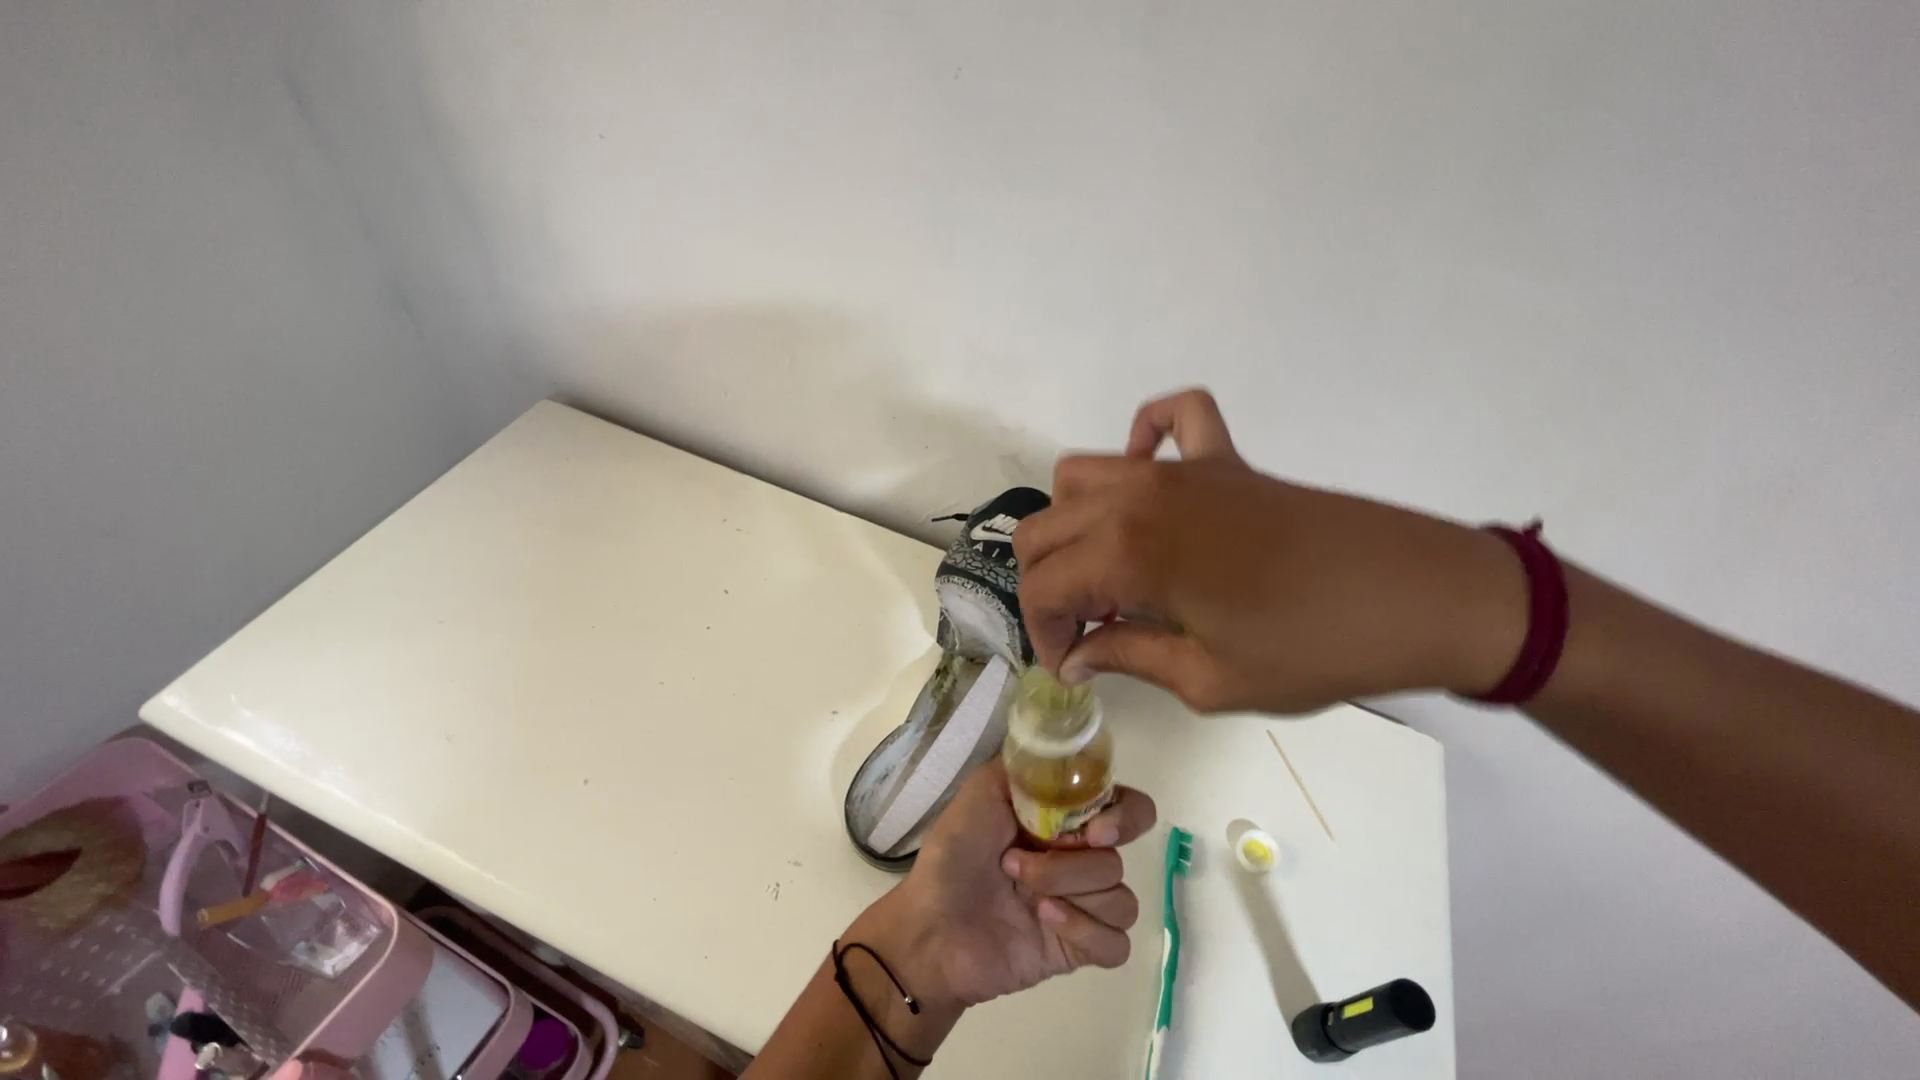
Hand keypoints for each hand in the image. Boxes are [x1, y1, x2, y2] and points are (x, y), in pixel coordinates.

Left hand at [851, 762, 1156, 1010]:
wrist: (929, 928)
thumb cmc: (952, 856)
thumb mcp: (982, 792)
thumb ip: (1027, 770)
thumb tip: (1065, 759)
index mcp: (1064, 822)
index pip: (1130, 810)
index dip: (1126, 817)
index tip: (1094, 829)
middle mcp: (1078, 861)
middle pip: (1117, 859)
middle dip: (1073, 863)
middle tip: (1029, 858)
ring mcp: (1081, 907)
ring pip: (1121, 900)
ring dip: (1070, 892)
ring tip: (1026, 896)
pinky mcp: (1078, 951)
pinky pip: (1115, 944)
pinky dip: (1085, 931)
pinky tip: (1045, 921)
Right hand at [1014, 388, 1528, 713]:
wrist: (1421, 599)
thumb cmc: (1313, 651)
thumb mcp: (1209, 679)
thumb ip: (1128, 657)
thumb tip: (1078, 656)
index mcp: (1130, 553)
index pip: (1044, 586)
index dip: (1044, 633)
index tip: (1073, 667)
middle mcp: (1140, 497)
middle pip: (1046, 526)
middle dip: (1047, 584)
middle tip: (1086, 630)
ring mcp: (1184, 469)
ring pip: (1083, 471)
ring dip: (1075, 522)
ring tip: (1110, 571)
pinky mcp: (1227, 458)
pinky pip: (1171, 416)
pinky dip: (1145, 437)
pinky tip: (1152, 477)